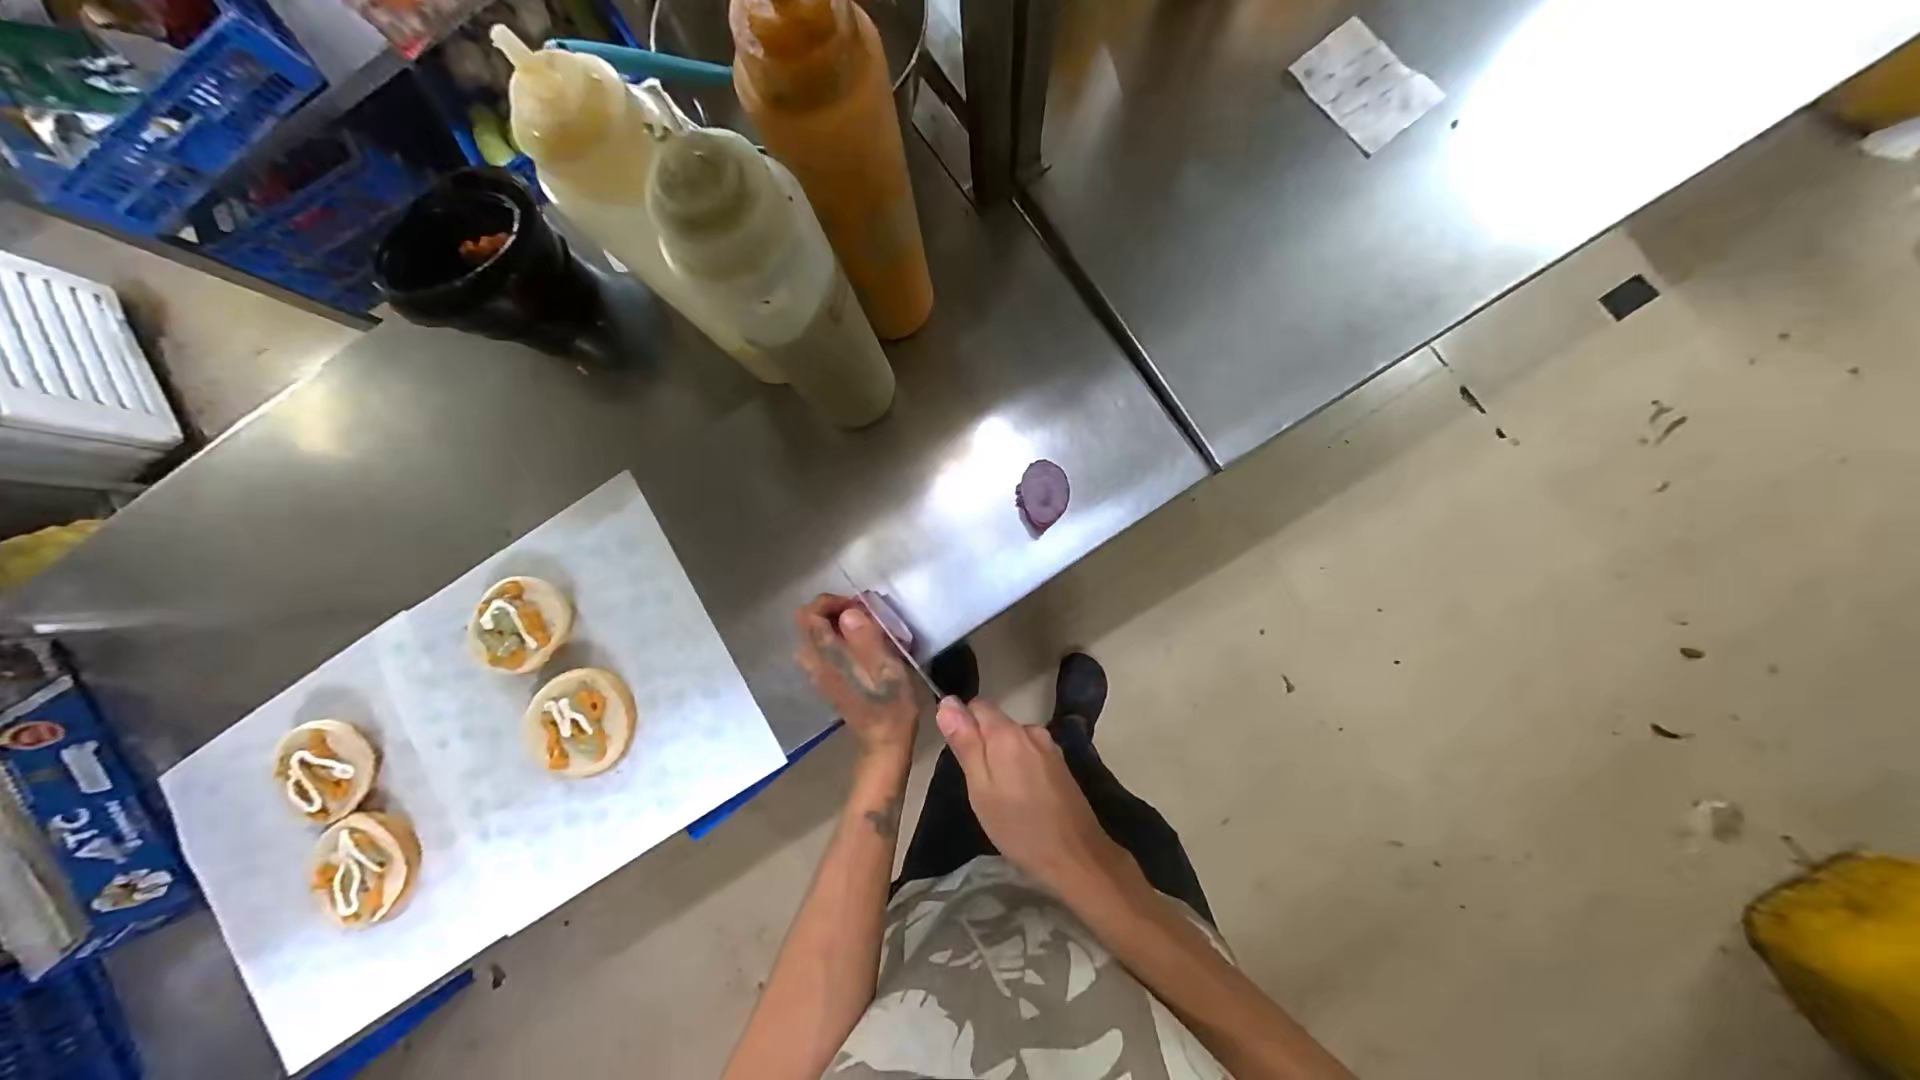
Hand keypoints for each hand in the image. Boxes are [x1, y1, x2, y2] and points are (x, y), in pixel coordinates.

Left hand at [794, 594, 925, 762]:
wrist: (884, 742)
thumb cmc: (891, 705)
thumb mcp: (888, 669)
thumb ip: (866, 639)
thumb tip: (849, 613)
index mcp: (828, 658)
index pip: (809, 615)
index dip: (831, 601)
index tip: (859, 605)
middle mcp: (815, 663)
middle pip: (807, 622)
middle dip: (832, 609)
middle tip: (863, 613)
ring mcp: (818, 673)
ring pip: (813, 634)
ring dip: (835, 623)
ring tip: (865, 626)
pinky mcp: (825, 680)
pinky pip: (821, 647)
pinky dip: (837, 637)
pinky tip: (862, 645)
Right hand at [934, 696, 1130, 896]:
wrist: (1076, 857)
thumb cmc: (1018, 827)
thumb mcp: (980, 788)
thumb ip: (965, 742)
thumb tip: (947, 702)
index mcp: (1007, 733)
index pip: (976, 705)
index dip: (962, 725)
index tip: (961, 758)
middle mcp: (1031, 730)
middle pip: (996, 722)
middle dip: (982, 744)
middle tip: (979, 785)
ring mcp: (1050, 747)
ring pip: (1013, 740)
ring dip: (1001, 757)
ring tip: (1000, 795)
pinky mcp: (1061, 764)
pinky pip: (1029, 754)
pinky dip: (1020, 767)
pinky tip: (1022, 797)